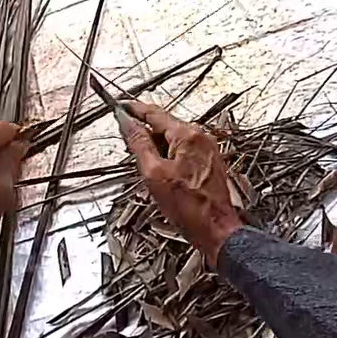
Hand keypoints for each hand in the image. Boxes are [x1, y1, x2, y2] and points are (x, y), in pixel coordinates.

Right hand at [120, 101, 244, 261]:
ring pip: (173, 140)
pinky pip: (183, 152)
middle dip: (144, 134)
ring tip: (146, 168)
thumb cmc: (190, 207)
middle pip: (165, 126)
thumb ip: (139, 144)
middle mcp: (201, 138)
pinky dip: (168, 157)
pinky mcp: (208, 163)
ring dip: (156, 148)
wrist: (215, 229)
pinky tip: (162, 174)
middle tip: (127, 143)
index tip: (122, 107)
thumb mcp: (153, 174)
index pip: (155, 113)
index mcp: (188, 136)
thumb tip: (127, 123)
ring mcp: (207, 150)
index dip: (134, 110)